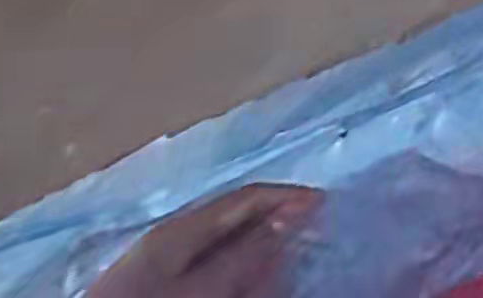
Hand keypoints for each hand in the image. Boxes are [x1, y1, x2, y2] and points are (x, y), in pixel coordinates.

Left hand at [89, 184, 319, 297]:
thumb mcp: (200, 288)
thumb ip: (247, 251)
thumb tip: (295, 213)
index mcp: (180, 228)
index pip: (249, 195)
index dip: (291, 195)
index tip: (327, 204)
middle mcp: (171, 239)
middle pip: (238, 220)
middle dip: (277, 227)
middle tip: (309, 238)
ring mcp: (157, 268)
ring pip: (224, 248)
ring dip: (257, 254)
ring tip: (282, 269)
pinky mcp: (155, 290)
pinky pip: (207, 270)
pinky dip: (235, 274)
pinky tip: (249, 284)